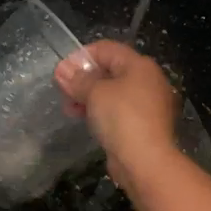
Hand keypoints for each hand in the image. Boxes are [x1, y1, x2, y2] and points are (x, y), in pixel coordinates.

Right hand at [54, 40, 180, 186]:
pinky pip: (118, 110)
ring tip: (70, 109)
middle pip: (110, 71)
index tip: (62, 71)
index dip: (81, 56)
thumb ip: (78, 80)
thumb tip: (62, 70)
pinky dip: (101, 111)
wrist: (146, 161)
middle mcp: (148, 80)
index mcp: (140, 65)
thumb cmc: (122, 117)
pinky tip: (85, 120)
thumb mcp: (95, 93)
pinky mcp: (144, 125)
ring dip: (88, 97)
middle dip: (83, 79)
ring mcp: (148, 104)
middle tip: (63, 91)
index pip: (106, 49)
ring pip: (113, 92)